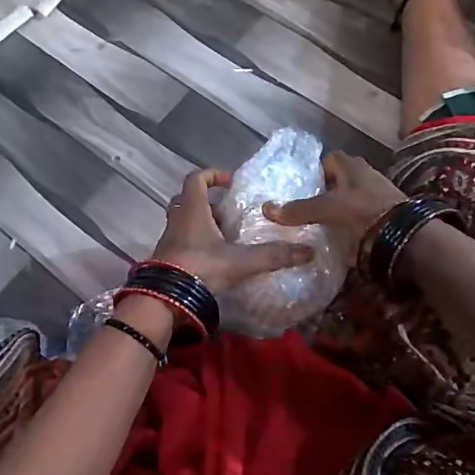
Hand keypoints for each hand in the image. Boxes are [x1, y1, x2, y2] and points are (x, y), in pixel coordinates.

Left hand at [153, 168, 311, 291]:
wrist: (166, 299)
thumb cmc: (201, 268)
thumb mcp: (241, 261)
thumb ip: (273, 256)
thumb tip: (308, 251)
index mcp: (192, 210)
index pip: (196, 179)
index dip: (212, 175)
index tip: (230, 182)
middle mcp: (177, 220)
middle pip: (187, 201)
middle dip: (208, 205)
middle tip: (229, 216)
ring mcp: (168, 241)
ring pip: (183, 223)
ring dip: (202, 226)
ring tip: (226, 239)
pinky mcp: (165, 260)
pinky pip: (180, 244)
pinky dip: (195, 246)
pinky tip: (213, 260)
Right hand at [262, 152, 405, 245]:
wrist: (402, 234)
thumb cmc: (363, 210)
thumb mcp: (326, 208)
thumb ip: (298, 209)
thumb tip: (267, 209)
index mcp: (351, 165)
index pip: (328, 159)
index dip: (314, 172)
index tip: (302, 189)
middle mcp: (365, 174)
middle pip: (338, 179)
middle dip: (324, 192)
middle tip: (306, 208)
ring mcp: (377, 193)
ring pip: (349, 197)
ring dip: (337, 208)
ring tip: (319, 224)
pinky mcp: (384, 213)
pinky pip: (360, 214)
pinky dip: (349, 222)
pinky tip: (339, 234)